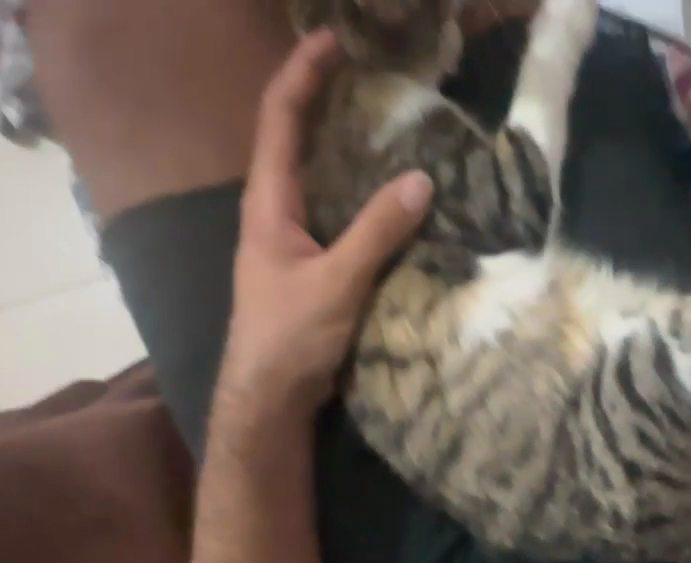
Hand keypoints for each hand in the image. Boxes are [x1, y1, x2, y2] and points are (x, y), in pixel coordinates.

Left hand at [217, 30, 434, 424]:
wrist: (270, 397)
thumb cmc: (290, 337)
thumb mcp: (337, 282)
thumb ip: (377, 232)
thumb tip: (422, 180)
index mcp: (268, 202)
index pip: (280, 119)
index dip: (303, 73)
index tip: (335, 38)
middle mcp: (274, 211)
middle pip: (294, 138)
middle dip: (325, 99)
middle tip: (370, 75)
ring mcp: (290, 240)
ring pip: (317, 177)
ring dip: (344, 146)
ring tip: (387, 124)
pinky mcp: (309, 266)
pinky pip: (335, 213)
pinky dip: (358, 193)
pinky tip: (389, 197)